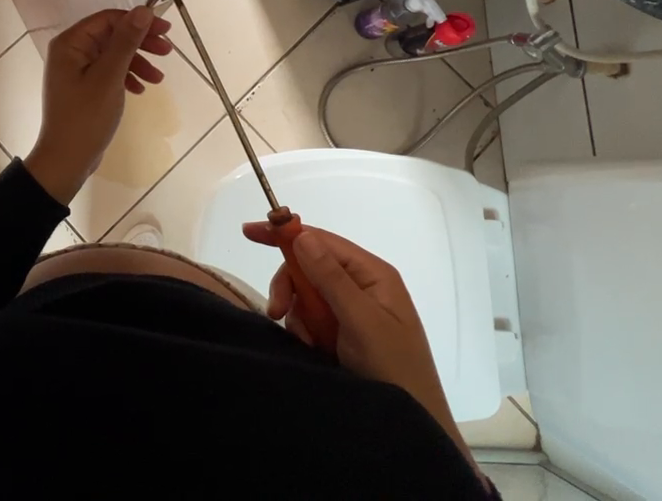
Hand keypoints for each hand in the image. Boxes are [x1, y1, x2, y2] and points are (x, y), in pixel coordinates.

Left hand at [23, 6, 173, 203]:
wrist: (66, 160)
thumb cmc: (86, 116)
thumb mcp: (109, 77)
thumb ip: (125, 41)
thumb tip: (143, 10)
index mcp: (70, 43)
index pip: (108, 19)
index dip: (137, 21)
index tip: (166, 30)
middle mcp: (70, 52)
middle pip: (111, 36)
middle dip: (140, 43)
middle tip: (167, 52)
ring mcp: (75, 71)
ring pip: (112, 56)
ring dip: (137, 63)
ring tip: (158, 79)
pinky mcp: (83, 88)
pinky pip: (108, 73)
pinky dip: (126, 78)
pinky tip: (141, 90)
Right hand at [242, 223, 471, 461]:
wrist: (412, 428)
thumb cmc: (393, 368)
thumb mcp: (361, 321)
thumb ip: (331, 277)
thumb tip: (301, 234)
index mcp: (372, 273)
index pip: (321, 240)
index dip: (284, 232)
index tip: (248, 232)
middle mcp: (362, 285)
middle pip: (309, 267)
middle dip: (289, 286)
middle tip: (276, 312)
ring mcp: (352, 309)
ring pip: (305, 294)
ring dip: (297, 314)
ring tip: (305, 341)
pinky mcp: (343, 332)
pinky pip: (310, 318)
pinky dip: (304, 330)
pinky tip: (311, 347)